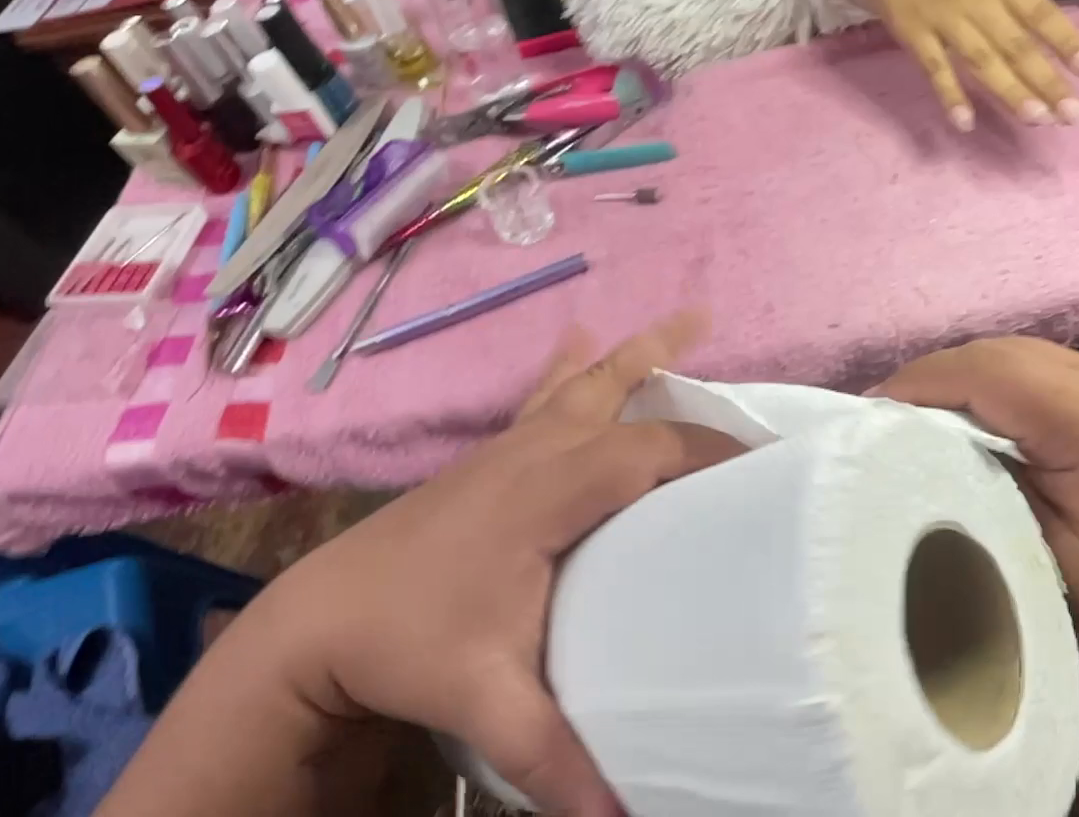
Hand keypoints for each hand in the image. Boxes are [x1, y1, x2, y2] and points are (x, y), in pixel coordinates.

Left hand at [255, 314, 742, 815]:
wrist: (317, 619)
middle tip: (711, 328)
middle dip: (667, 360)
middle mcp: (535, 453)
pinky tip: (575, 344)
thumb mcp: (488, 700)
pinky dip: (570, 368)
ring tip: (675, 322)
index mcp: (549, 493)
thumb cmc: (410, 645)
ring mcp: (508, 448)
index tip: (760, 456)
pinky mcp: (489, 458)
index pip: (646, 451)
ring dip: (627, 353)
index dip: (706, 446)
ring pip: (579, 383)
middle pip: (614, 391)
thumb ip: (557, 757)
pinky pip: (543, 397)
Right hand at [827, 0, 1078, 131]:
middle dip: (1050, 82)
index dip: (1069, 44)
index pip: (1042, 14)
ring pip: (985, 61)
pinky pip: (935, 68)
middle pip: (1020, 46)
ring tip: (1039, 120)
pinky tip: (965, 122)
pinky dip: (950, 95)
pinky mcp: (911, 32)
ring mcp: (944, 18)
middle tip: (1076, 117)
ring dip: (1012, 92)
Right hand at [871, 337, 1078, 682]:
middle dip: (930, 377)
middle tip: (882, 420)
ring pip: (1015, 351)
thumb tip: (924, 452)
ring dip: (958, 375)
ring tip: (915, 417)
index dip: (918, 385)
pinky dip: (991, 381)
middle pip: (997, 351)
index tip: (867, 418)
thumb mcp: (1052, 560)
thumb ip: (987, 491)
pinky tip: (971, 415)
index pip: (986, 373)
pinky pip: (1038, 366)